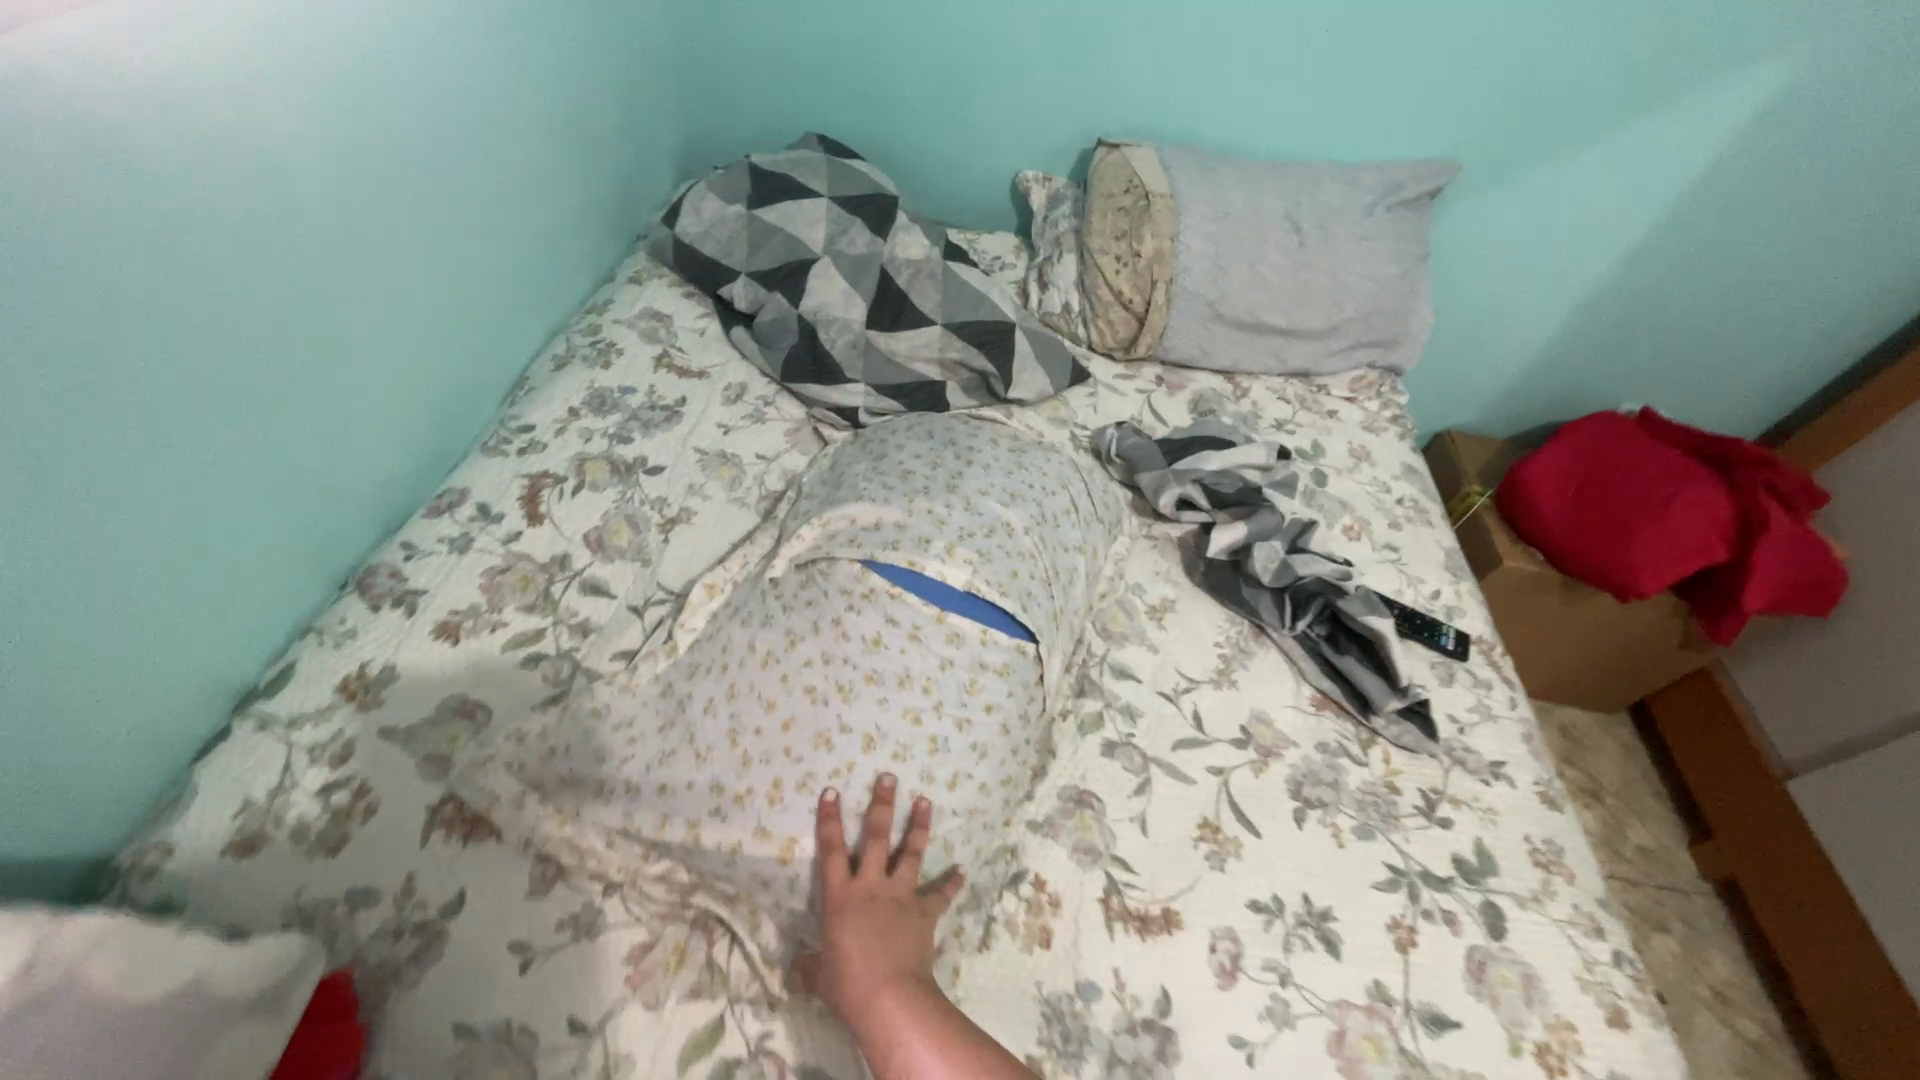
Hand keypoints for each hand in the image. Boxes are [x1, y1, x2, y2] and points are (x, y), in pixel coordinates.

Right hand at [795, 774, 964, 1025]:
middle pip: (875, 836)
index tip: (833, 791)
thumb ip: (810, 965)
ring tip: (925, 800)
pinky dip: (951, 883)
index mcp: (840, 898)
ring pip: (910, 852)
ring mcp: (900, 896)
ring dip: (918, 825)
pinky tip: (961, 871)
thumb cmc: (848, 986)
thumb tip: (800, 966)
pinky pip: (940, 895)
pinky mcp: (924, 913)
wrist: (890, 999)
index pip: (830, 850)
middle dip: (882, 804)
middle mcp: (870, 887)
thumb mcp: (820, 977)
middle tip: (889, 777)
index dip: (830, 820)